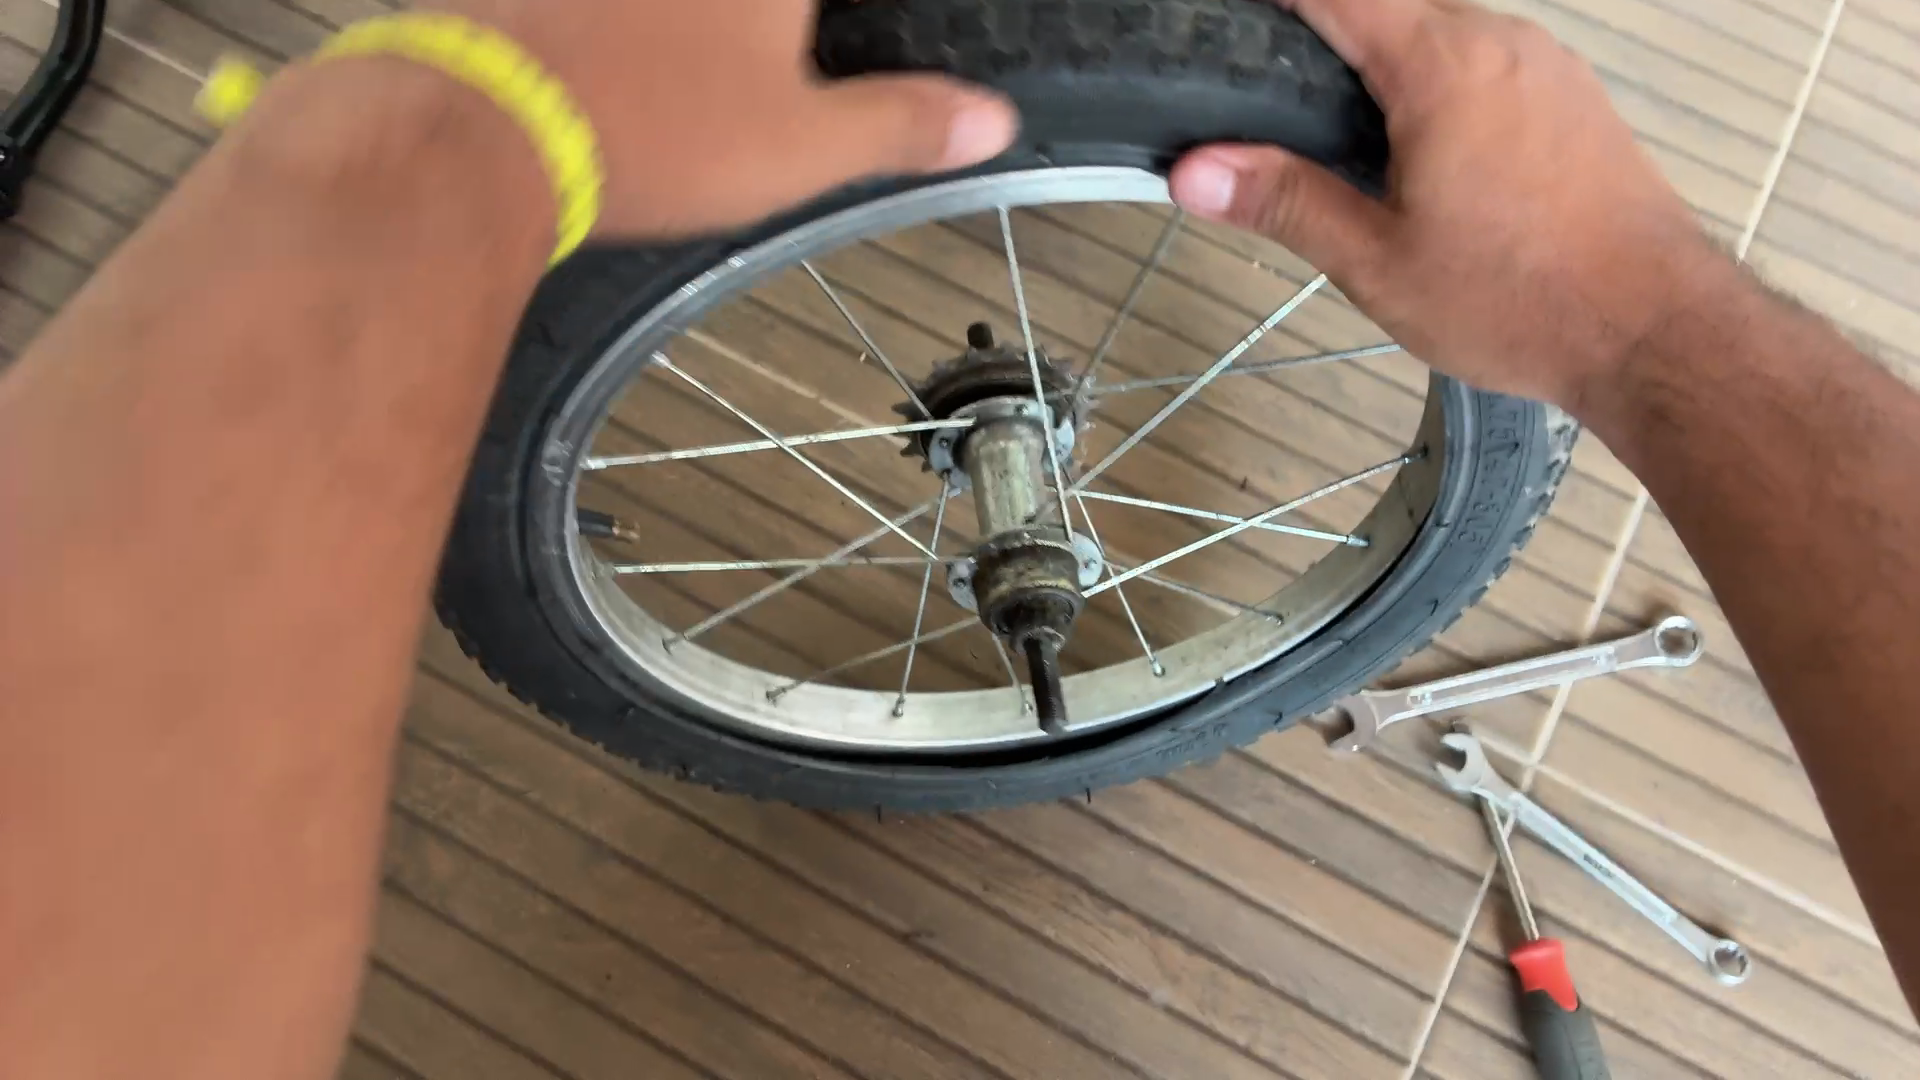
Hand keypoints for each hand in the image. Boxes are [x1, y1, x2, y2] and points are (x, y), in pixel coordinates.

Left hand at [435, 0, 1019, 237]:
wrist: (500, 128)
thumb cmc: (668, 136)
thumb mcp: (806, 147)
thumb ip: (903, 124)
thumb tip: (997, 122)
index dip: (856, 29)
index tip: (830, 54)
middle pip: (786, 7)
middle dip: (801, 31)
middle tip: (800, 52)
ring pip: (731, 8)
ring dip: (760, 29)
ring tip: (768, 56)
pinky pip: (656, 3)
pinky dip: (683, 18)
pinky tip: (684, 33)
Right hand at [1168, 0, 1730, 411]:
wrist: (1649, 329)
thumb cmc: (1507, 299)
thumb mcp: (1373, 261)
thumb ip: (1284, 203)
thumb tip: (1192, 171)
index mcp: (1444, 69)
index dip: (1279, 3)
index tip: (1228, 27)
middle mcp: (1500, 43)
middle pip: (1386, 10)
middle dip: (1312, 40)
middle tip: (1250, 102)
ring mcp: (1541, 68)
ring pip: (1429, 39)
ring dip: (1363, 70)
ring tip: (1308, 137)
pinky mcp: (1560, 101)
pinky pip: (1469, 68)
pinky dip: (1413, 90)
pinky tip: (1390, 157)